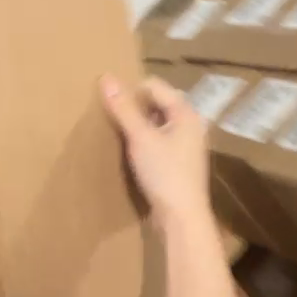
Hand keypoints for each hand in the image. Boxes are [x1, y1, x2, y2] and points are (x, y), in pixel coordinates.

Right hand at [100, 74, 213, 234]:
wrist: (183, 218)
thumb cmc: (164, 174)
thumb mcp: (140, 138)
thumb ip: (123, 108)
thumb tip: (106, 77)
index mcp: (186, 113)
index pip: (154, 85)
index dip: (132, 91)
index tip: (113, 106)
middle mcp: (191, 124)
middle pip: (158, 101)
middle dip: (136, 106)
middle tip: (115, 118)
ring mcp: (188, 143)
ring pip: (158, 121)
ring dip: (140, 123)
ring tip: (122, 133)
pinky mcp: (181, 160)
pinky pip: (161, 137)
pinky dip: (146, 138)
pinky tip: (134, 150)